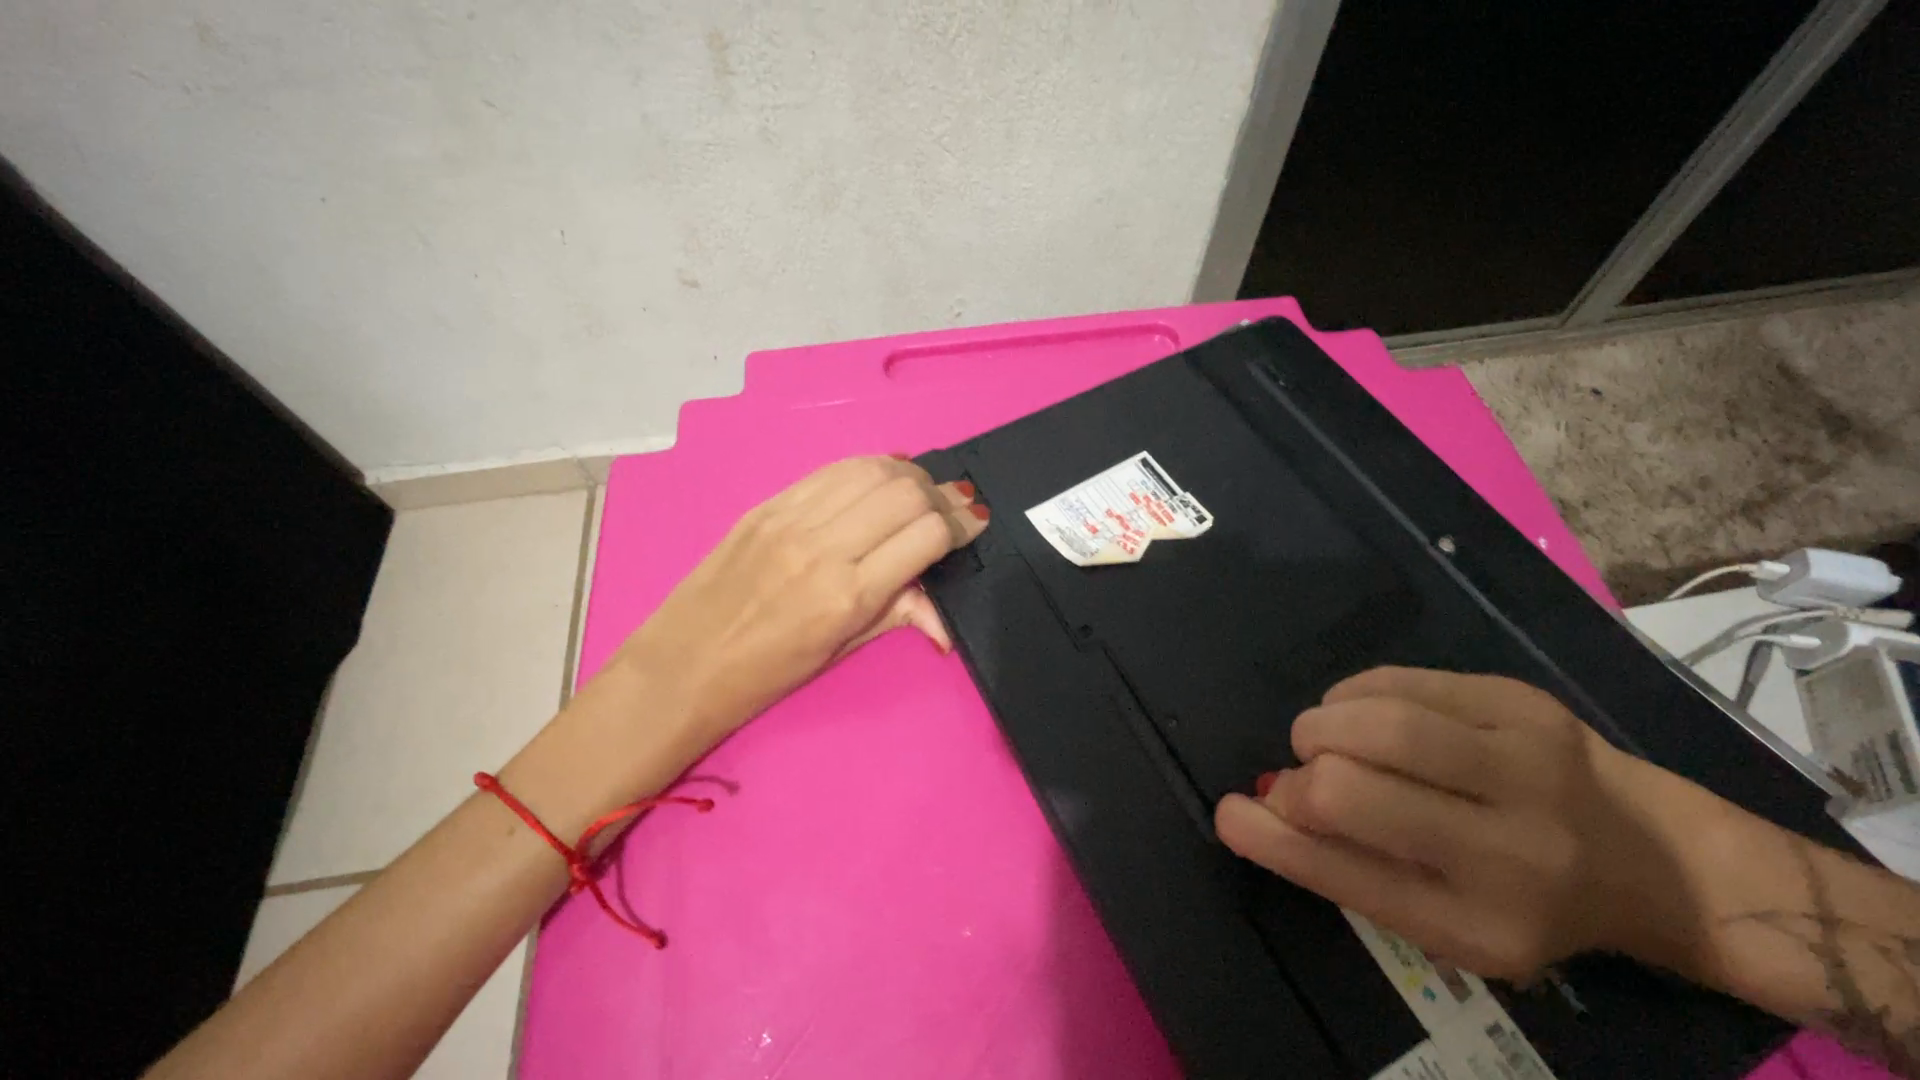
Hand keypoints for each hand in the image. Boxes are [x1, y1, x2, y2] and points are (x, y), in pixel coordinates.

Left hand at [613, 455, 987, 741]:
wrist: (682, 666)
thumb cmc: (766, 675)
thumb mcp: (840, 653)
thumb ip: (897, 615)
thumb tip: (946, 621)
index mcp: (848, 595)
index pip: (926, 534)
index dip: (961, 524)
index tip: (975, 525)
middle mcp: (824, 547)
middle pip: (906, 492)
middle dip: (942, 495)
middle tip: (953, 508)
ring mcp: (791, 519)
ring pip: (870, 470)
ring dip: (908, 474)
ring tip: (922, 489)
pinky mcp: (768, 505)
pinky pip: (831, 470)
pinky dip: (867, 468)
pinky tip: (880, 478)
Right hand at [1214, 666, 1691, 979]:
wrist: (1654, 858)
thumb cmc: (1526, 899)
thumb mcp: (1443, 919)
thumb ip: (1348, 866)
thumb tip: (1256, 803)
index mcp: (1479, 923)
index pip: (1340, 873)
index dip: (1267, 835)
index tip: (1229, 812)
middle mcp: (1510, 851)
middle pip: (1348, 790)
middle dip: (1299, 778)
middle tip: (1303, 780)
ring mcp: (1525, 765)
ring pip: (1374, 722)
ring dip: (1320, 729)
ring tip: (1327, 742)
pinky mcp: (1521, 703)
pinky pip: (1398, 681)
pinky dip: (1354, 696)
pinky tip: (1363, 715)